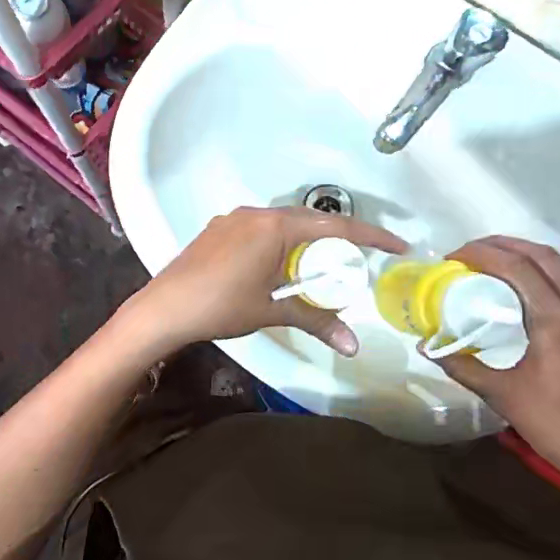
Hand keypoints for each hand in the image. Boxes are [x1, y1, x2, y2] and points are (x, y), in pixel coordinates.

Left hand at [121, 206, 406, 357]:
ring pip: (284, 223)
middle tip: (359, 260)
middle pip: (311, 221)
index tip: (397, 246)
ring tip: (320, 265)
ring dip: (307, 240)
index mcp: (275, 227)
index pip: (335, 226)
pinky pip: (262, 228)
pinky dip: (281, 242)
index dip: (371, 236)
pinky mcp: (219, 228)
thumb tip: (355, 347)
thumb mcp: (272, 312)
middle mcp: (257, 212)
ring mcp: (234, 217)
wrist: (162, 309)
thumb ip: (316, 320)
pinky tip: (279, 265)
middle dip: (338, 238)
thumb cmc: (220, 307)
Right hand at [433, 237, 559, 539]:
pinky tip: (552, 299)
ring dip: (541, 257)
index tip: (455, 255)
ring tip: (514, 267)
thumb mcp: (507, 399)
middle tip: (476, 251)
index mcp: (556, 321)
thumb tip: (429, 347)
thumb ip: (465, 367)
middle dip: (507, 245)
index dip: (482, 253)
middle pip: (545, 256)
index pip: (516, 267)